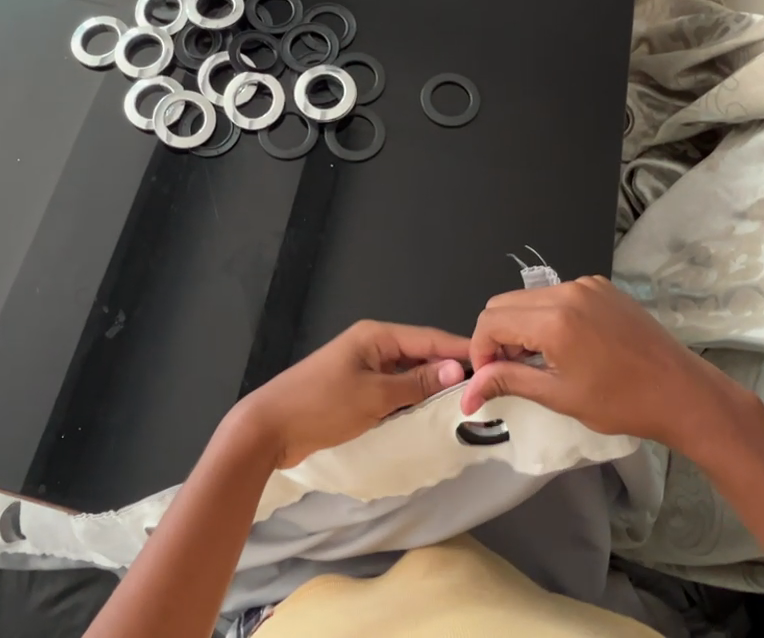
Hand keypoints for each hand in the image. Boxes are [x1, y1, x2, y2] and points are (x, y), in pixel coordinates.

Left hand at [229, 321, 468, 468]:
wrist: (269, 428)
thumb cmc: (321, 405)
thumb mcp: (375, 396)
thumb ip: (417, 384)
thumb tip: (457, 368)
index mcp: (376, 336)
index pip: (429, 339)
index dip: (461, 350)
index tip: (494, 361)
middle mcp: (371, 346)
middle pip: (420, 355)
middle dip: (449, 370)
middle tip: (486, 387)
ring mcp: (362, 368)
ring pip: (407, 375)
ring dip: (430, 388)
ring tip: (466, 402)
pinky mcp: (355, 391)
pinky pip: (393, 391)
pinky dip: (411, 401)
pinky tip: (430, 415)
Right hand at [460, 276, 747, 445]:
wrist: (681, 393)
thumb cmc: (622, 402)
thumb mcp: (558, 396)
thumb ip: (508, 381)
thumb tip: (469, 390)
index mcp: (554, 320)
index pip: (490, 321)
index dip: (480, 349)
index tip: (489, 376)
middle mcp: (566, 292)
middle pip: (504, 303)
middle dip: (497, 336)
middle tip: (510, 369)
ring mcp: (586, 285)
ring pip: (529, 298)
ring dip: (521, 326)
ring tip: (538, 360)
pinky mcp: (601, 287)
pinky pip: (556, 295)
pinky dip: (546, 317)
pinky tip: (563, 345)